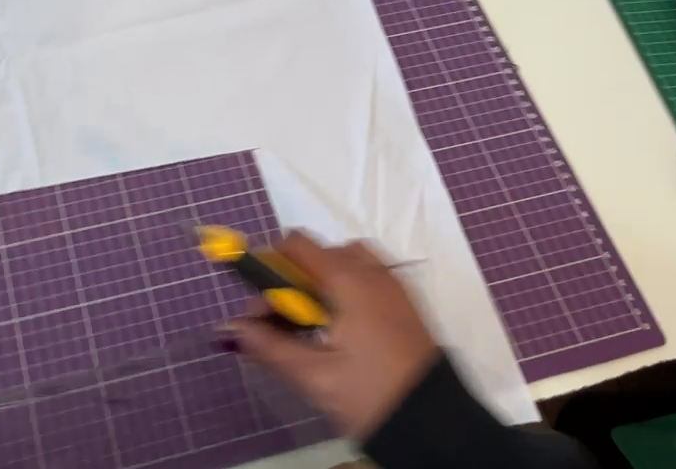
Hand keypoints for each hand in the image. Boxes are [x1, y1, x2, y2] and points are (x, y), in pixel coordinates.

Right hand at [227, 232, 439, 439]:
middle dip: (293, 282)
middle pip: (317, 254)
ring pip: (344, 262)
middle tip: (288, 325)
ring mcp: (394, 284)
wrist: (443, 431)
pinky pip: (368, 276)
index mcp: (346, 279)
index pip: (294, 244)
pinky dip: (347, 290)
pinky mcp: (407, 302)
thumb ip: (269, 346)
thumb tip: (232, 327)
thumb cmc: (373, 397)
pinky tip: (346, 330)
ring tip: (318, 326)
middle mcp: (371, 270)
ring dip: (321, 284)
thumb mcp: (314, 377)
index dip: (271, 268)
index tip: (265, 307)